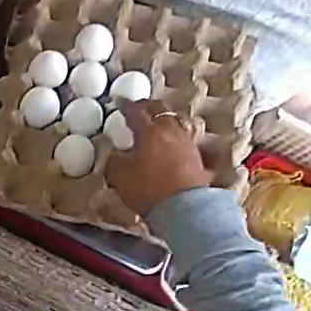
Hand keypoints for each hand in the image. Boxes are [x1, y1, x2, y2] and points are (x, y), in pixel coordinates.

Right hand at [104, 99, 211, 216]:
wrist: (185, 208)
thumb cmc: (148, 189)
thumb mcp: (119, 177)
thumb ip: (113, 161)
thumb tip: (113, 155)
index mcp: (148, 132)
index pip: (135, 112)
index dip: (126, 106)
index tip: (120, 103)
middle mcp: (169, 131)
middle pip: (159, 109)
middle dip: (147, 106)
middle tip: (139, 107)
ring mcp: (186, 142)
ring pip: (175, 120)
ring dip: (164, 118)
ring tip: (157, 122)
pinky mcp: (197, 157)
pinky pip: (184, 137)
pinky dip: (175, 135)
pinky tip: (172, 142)